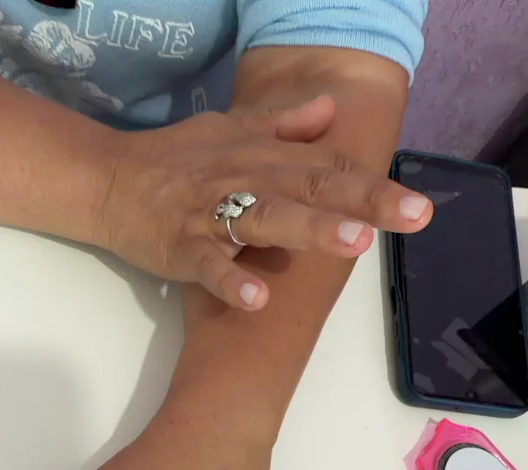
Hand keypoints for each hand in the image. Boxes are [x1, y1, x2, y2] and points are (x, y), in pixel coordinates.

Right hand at [95, 96, 431, 311]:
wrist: (110, 181)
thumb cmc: (175, 160)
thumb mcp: (231, 131)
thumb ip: (282, 125)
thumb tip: (330, 112)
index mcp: (261, 157)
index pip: (326, 167)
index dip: (372, 184)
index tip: (417, 207)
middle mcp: (244, 179)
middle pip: (310, 188)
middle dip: (362, 202)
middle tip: (411, 217)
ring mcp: (211, 214)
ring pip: (266, 217)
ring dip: (310, 229)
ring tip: (353, 242)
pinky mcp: (181, 247)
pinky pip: (209, 265)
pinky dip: (231, 280)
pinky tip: (258, 299)